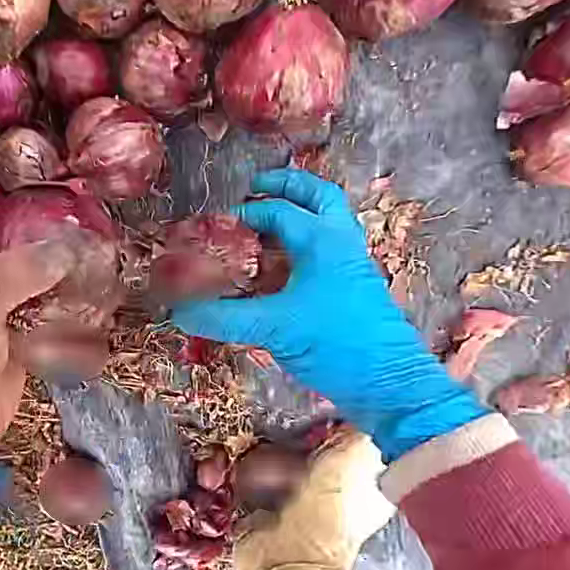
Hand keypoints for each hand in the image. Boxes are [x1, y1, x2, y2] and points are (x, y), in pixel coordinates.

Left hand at [0, 207, 67, 524]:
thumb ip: (13, 276)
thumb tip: (62, 251)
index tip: (33, 202)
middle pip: (10, 253)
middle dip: (40, 241)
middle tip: (78, 229)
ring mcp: (3, 318)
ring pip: (35, 285)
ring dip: (61, 275)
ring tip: (94, 260)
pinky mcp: (25, 343)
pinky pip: (50, 318)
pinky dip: (70, 310)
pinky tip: (93, 302)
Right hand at [170, 170, 486, 460]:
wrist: (390, 383)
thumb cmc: (337, 344)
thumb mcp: (274, 328)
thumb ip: (225, 318)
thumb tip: (180, 313)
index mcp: (323, 241)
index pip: (280, 210)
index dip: (248, 211)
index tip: (221, 222)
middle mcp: (341, 243)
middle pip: (319, 195)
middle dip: (288, 185)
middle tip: (257, 186)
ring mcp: (351, 263)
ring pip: (329, 219)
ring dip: (300, 211)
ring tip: (267, 222)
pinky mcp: (354, 286)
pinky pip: (329, 248)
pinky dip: (305, 242)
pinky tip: (283, 265)